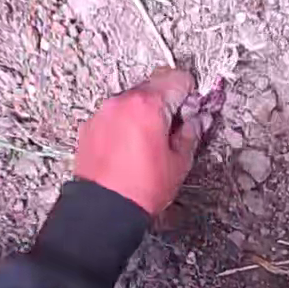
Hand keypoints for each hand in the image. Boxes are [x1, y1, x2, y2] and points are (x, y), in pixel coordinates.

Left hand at [73, 68, 202, 215]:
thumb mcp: (179, 162)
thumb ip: (191, 134)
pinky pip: (116, 114)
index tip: (193, 108)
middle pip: (154, 85)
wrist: (104, 209)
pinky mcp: (91, 126)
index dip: (191, 93)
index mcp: (148, 106)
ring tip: (154, 141)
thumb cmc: (140, 189)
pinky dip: (127, 123)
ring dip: (147, 112)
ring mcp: (104, 113)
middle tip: (178, 127)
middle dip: (169, 102)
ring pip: (134, 99)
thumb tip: (197, 121)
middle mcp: (122, 102)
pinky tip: (134, 147)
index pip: (178, 78)